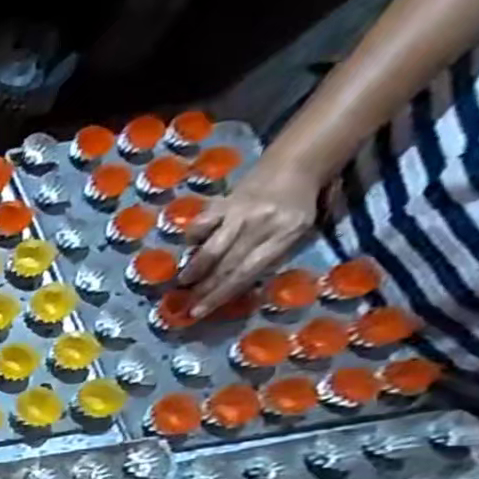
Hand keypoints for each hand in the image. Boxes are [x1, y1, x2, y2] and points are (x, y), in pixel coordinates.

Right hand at [177, 160, 322, 316]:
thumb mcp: (293, 231)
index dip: (221, 294)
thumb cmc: (294, 206)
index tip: (199, 311)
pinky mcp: (223, 204)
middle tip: (186, 304)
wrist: (294, 166)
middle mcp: (263, 224)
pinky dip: (193, 238)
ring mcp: (241, 213)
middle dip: (205, 287)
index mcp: (286, 234)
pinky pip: (201, 226)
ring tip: (184, 281)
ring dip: (195, 269)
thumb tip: (231, 283)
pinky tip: (190, 247)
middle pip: (228, 264)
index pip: (247, 272)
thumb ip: (267, 254)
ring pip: (211, 249)